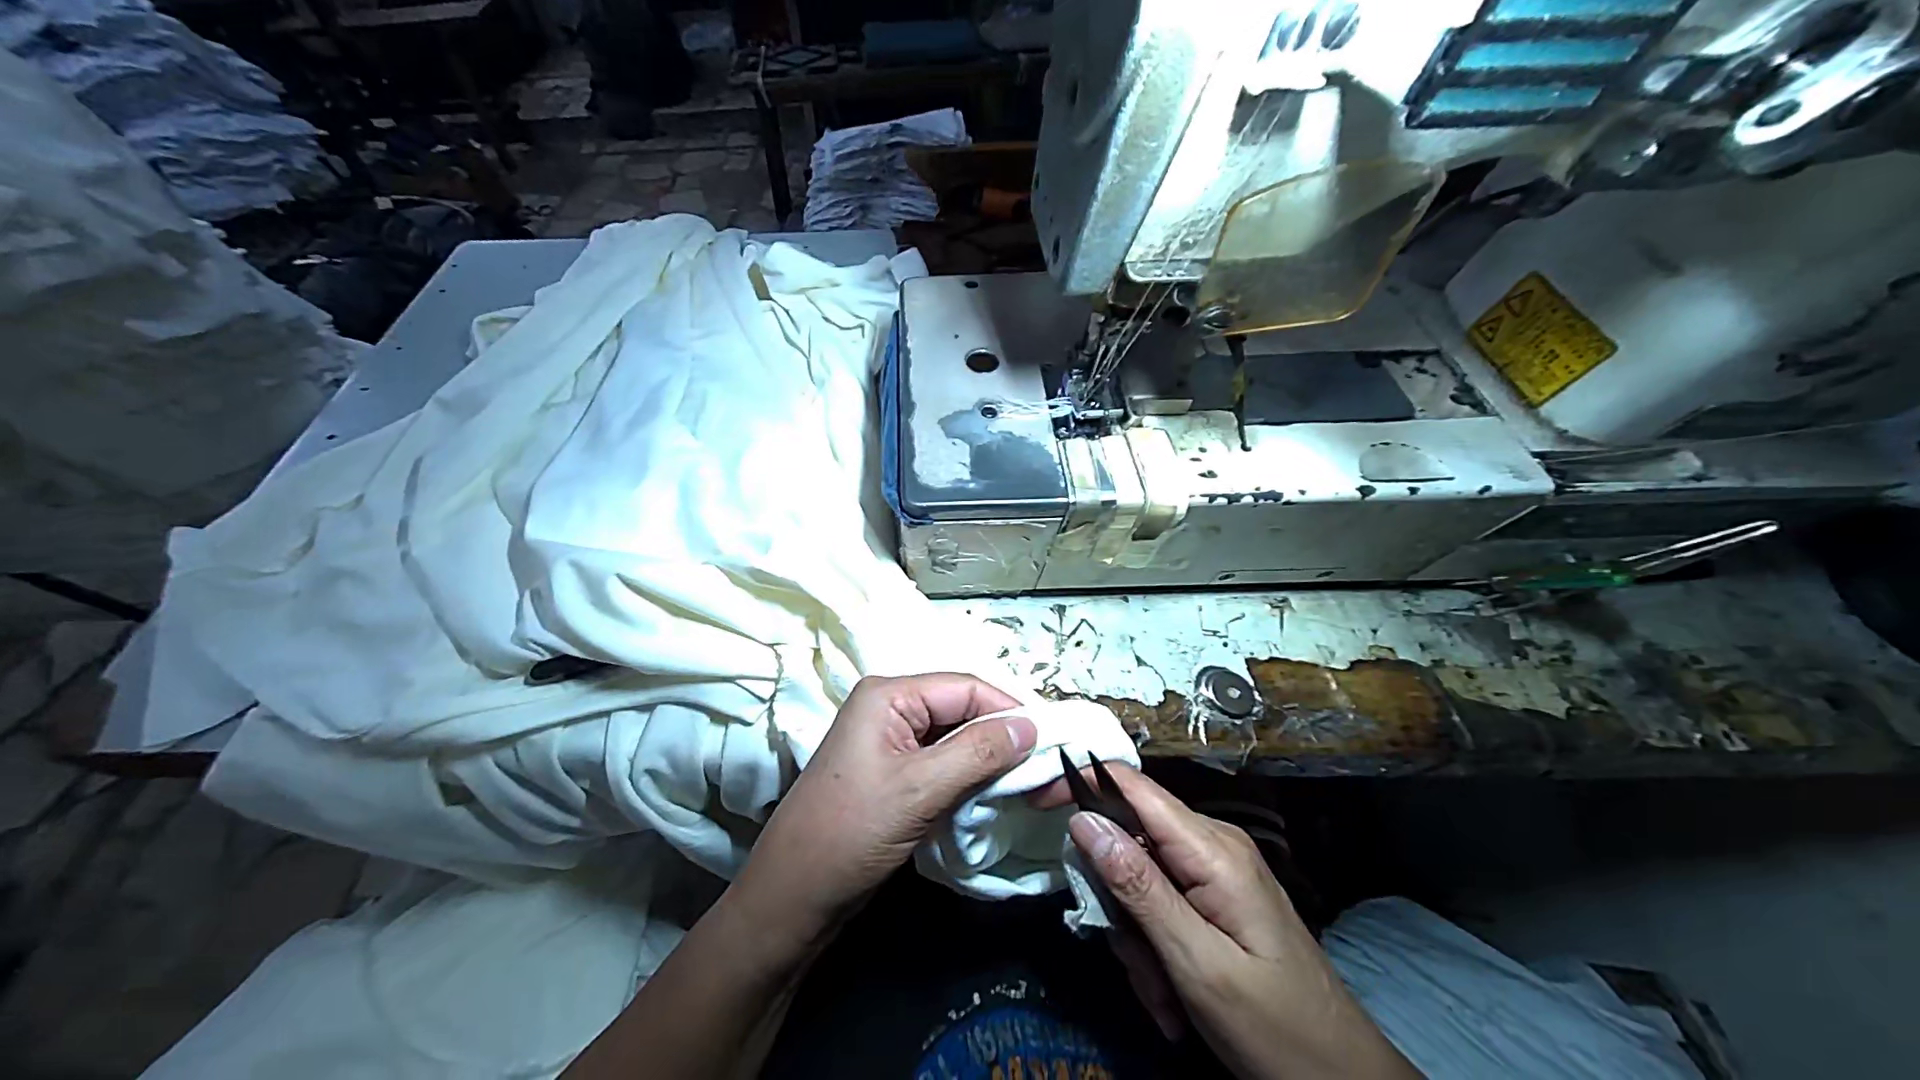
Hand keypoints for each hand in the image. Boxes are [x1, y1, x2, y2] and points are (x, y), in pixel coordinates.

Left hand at [729, 673, 1036, 948]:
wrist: (795, 895)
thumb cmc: (852, 831)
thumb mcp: (920, 788)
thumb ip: (979, 751)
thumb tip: (1031, 726)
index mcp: (888, 695)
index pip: (965, 687)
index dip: (1008, 709)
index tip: (1049, 740)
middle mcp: (889, 707)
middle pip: (960, 708)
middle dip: (999, 734)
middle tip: (1039, 765)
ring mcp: (889, 740)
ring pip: (954, 736)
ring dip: (985, 756)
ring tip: (1021, 781)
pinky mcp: (893, 771)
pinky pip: (941, 760)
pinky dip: (967, 773)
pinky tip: (989, 792)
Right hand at [1043, 766, 1419, 1079]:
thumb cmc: (1274, 1025)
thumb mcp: (1196, 962)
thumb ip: (1137, 886)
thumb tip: (1084, 819)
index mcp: (1211, 848)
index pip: (1132, 786)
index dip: (1082, 782)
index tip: (1038, 802)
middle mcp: (1212, 846)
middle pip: (1129, 841)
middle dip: (1117, 904)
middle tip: (1136, 962)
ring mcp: (1215, 872)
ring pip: (1139, 881)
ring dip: (1137, 940)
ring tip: (1164, 997)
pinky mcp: (1215, 898)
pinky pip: (1161, 904)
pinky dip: (1154, 948)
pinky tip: (1174, 996)